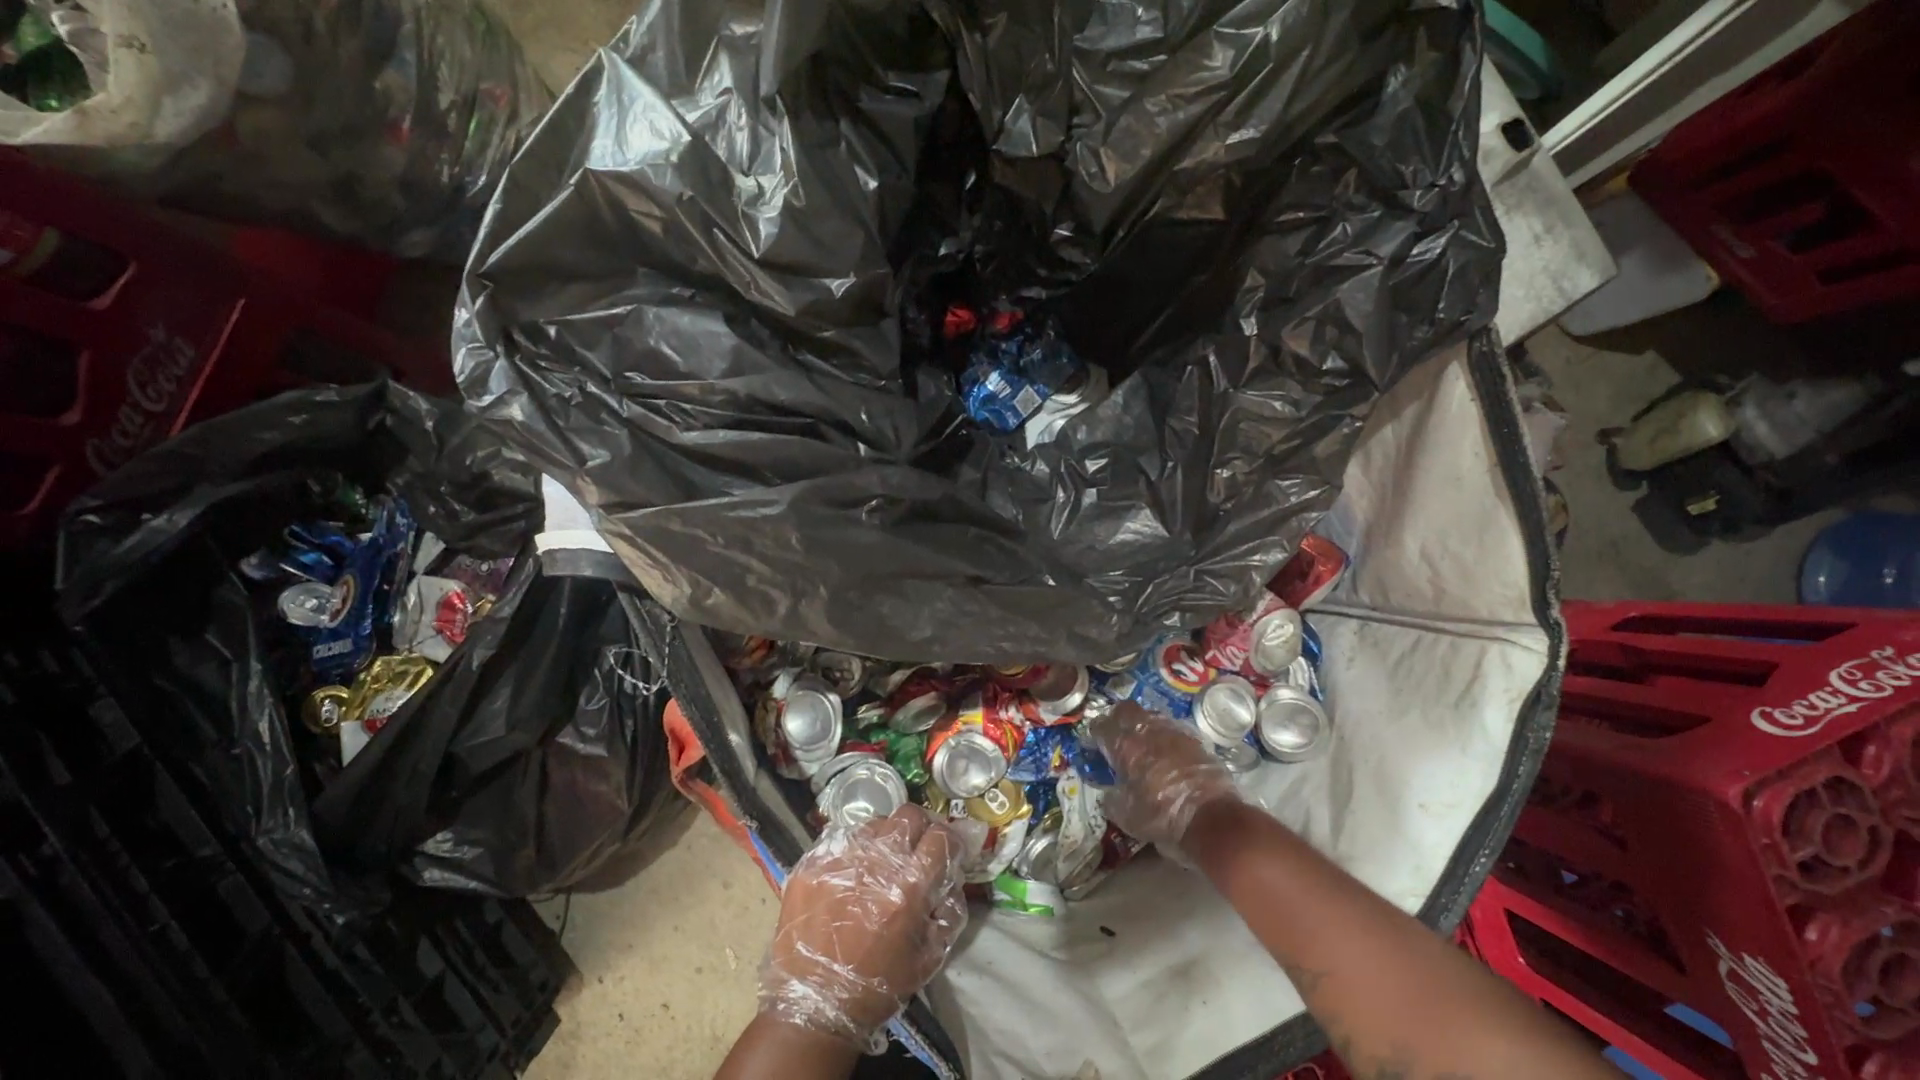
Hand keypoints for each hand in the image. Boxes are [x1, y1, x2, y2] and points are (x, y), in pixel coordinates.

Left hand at [757, 805, 967, 1046]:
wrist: (813, 1004)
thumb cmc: (878, 985)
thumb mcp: (931, 958)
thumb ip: (950, 911)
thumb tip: (953, 877)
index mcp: (908, 889)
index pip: (941, 837)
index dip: (951, 841)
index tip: (949, 852)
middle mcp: (874, 864)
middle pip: (909, 815)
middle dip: (921, 828)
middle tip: (918, 849)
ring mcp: (838, 860)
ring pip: (874, 823)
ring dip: (886, 837)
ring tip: (881, 862)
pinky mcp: (810, 865)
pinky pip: (840, 837)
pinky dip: (855, 848)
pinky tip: (853, 870)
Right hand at [1088, 702, 1240, 850]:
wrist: (1211, 818)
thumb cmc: (1162, 817)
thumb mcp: (1126, 815)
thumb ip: (1111, 798)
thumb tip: (1109, 792)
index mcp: (1126, 746)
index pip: (1102, 726)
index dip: (1094, 734)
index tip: (1093, 744)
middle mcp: (1149, 731)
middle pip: (1126, 709)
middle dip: (1117, 718)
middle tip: (1115, 735)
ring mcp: (1175, 732)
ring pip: (1151, 715)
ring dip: (1143, 725)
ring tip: (1142, 743)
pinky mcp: (1196, 740)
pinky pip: (1173, 729)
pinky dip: (1165, 737)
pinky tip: (1167, 752)